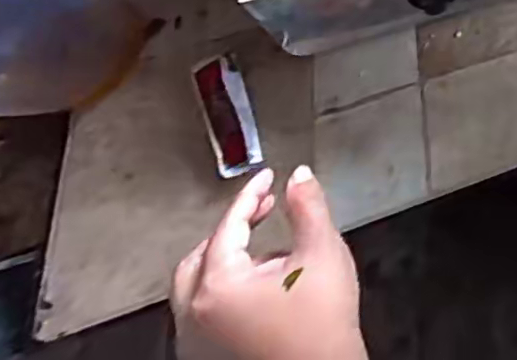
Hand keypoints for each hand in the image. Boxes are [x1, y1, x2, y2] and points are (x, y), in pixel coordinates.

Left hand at [173, 166, 367, 359]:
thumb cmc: (321, 316)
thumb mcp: (321, 249)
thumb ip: (308, 207)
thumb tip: (298, 176)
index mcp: (218, 288)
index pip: (227, 227)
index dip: (249, 195)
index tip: (268, 176)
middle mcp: (195, 318)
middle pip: (198, 260)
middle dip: (231, 228)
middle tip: (264, 206)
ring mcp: (197, 344)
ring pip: (198, 288)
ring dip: (228, 257)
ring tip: (272, 245)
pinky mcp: (210, 358)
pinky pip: (205, 311)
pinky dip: (226, 285)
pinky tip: (265, 282)